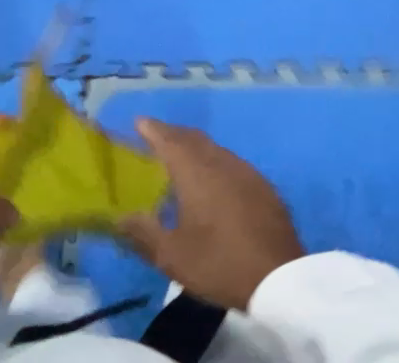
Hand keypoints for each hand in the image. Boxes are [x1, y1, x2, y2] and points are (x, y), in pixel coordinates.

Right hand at [118, 118, 304, 310]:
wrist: (278, 277)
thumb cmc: (218, 262)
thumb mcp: (172, 256)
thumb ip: (143, 233)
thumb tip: (120, 217)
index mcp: (196, 173)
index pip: (170, 140)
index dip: (153, 129)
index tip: (139, 121)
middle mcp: (222, 162)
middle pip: (194, 139)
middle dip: (173, 134)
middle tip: (156, 138)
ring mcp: (246, 171)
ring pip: (215, 149)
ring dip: (196, 148)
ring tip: (181, 160)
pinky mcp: (263, 186)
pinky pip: (232, 163)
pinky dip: (215, 163)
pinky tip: (213, 183)